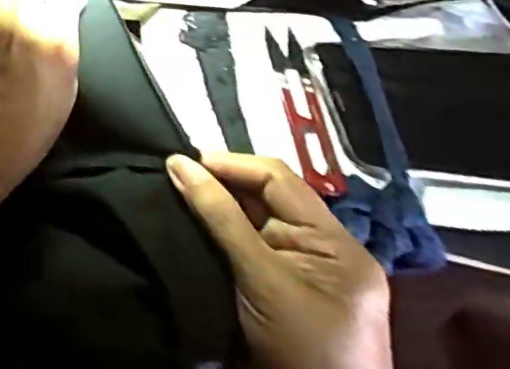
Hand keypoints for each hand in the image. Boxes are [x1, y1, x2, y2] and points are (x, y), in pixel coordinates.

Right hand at [167, 152, 390, 368]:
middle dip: (218, 184)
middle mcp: (325, 249)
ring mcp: (305, 269)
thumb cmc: (303, 348)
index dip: (228, 164)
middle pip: (264, 195)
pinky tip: (191, 224)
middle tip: (172, 179)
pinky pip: (249, 242)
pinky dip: (219, 230)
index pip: (277, 179)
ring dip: (215, 206)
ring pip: (252, 217)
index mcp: (337, 243)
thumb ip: (219, 215)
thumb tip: (176, 160)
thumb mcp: (260, 278)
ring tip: (175, 196)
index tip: (180, 163)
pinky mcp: (283, 286)